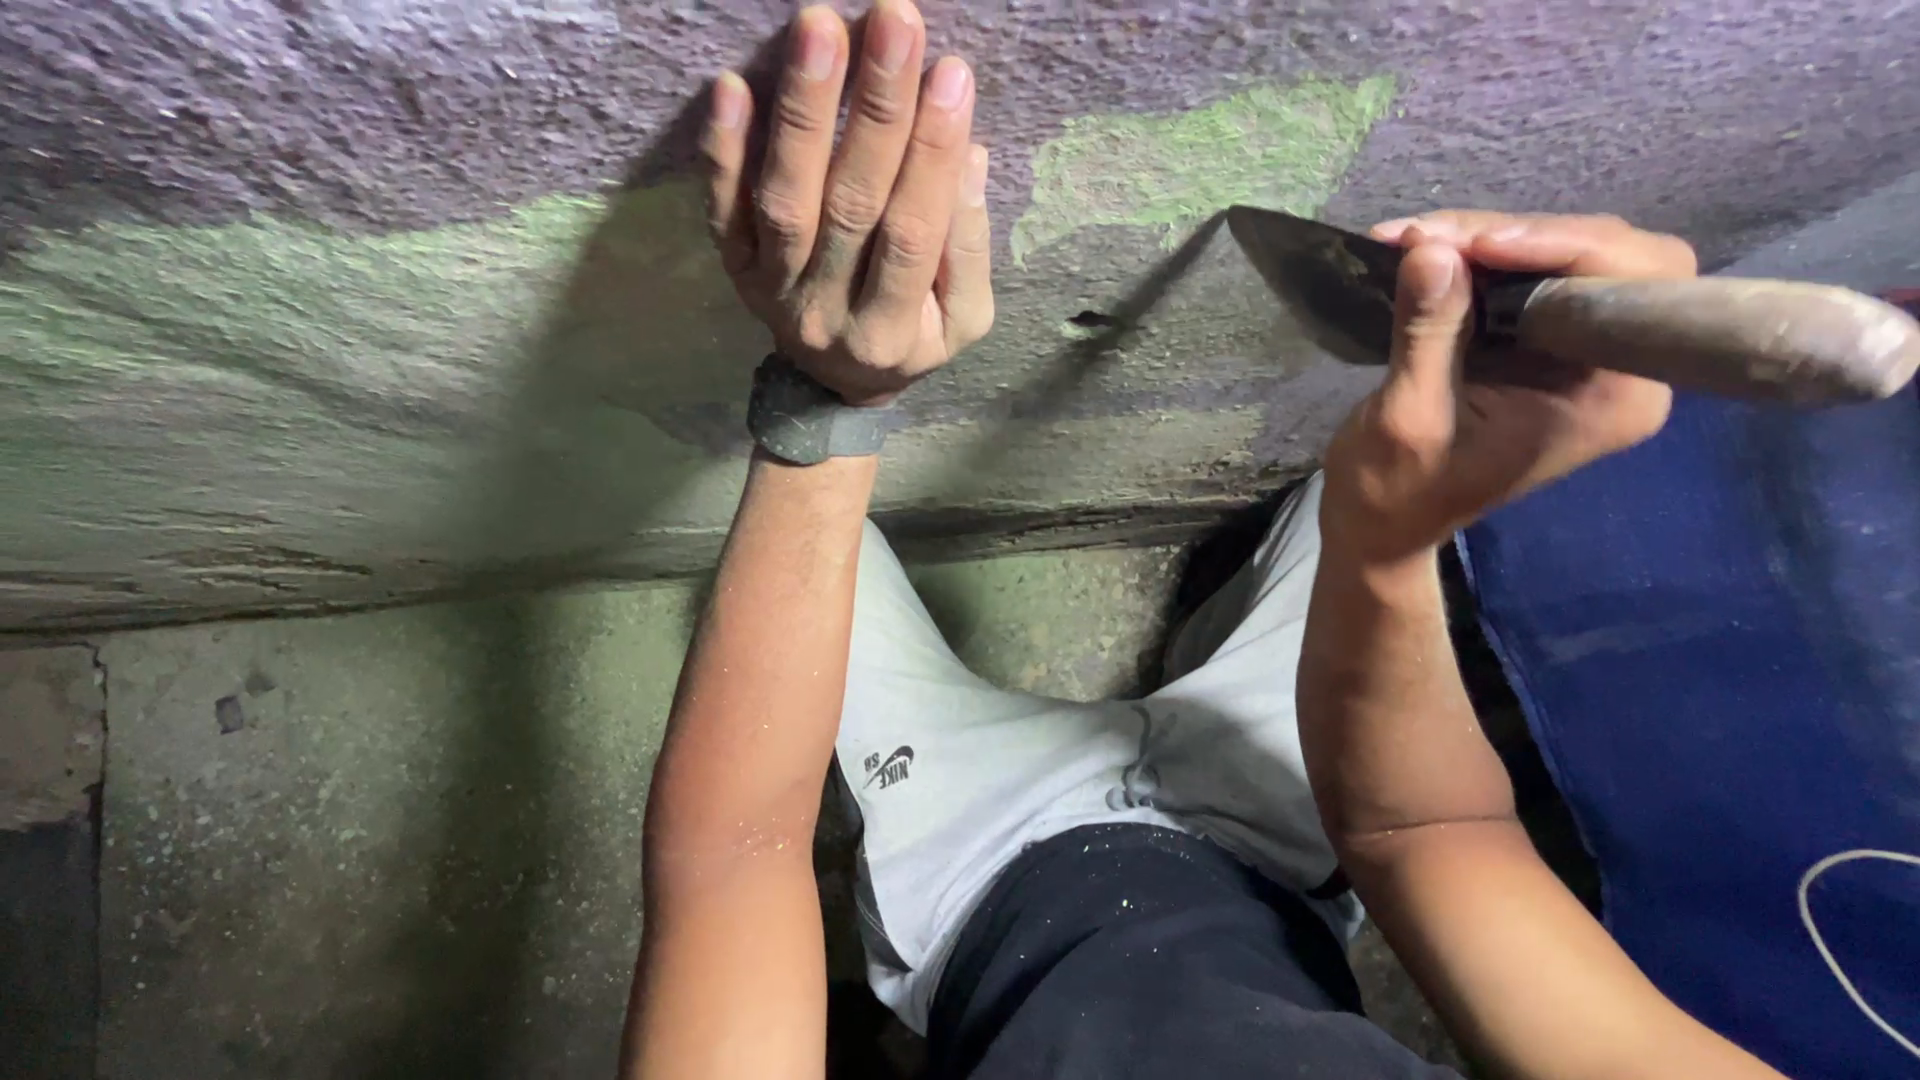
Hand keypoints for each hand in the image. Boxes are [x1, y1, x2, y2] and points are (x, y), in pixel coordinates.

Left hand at [702, 2, 993, 406]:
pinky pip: (723, 211)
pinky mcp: (735, 269)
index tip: (951, 74)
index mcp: (892, 331)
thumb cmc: (912, 341)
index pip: (914, 236)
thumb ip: (969, 249)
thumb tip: (968, 157)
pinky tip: (732, 86)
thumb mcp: (962, 320)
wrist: (837, 385)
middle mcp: (827, 313)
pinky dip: (722, 152)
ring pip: (786, 201)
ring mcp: (773, 290)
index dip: (932, 157)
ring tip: (819, 28)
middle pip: (850, 206)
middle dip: (875, 112)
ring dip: (802, 112)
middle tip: (892, 21)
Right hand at [1319, 211, 1696, 564]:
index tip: (1470, 245)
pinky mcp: (1540, 349)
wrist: (1378, 525)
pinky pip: (1526, 282)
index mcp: (1614, 396)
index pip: (1629, 284)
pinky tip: (1420, 253)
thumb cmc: (1393, 490)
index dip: (1559, 248)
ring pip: (1560, 261)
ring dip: (1482, 243)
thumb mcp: (1406, 417)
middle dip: (1512, 238)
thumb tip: (1430, 247)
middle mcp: (1618, 368)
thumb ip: (1428, 333)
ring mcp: (1579, 356)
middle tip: (1423, 236)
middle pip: (1602, 260)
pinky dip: (1472, 262)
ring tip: (1408, 239)